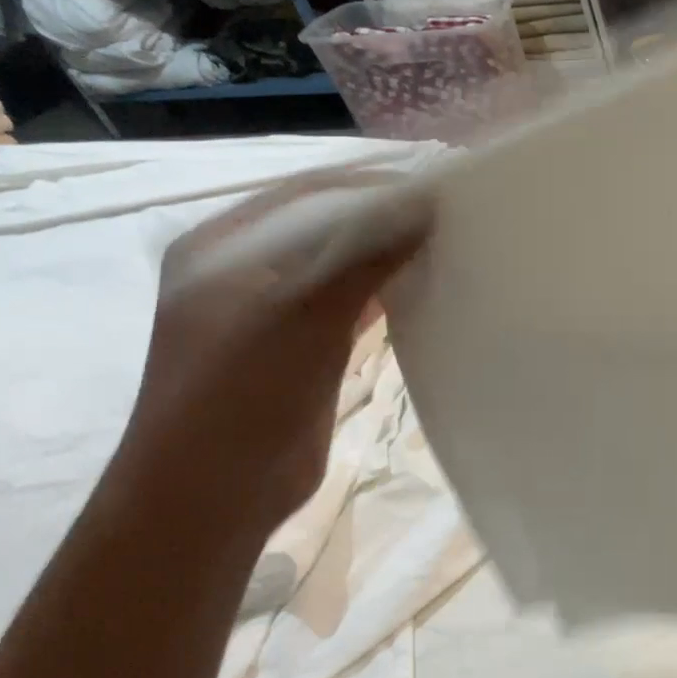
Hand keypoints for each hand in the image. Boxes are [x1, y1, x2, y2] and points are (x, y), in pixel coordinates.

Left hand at [116, 180, 430, 533]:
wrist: (212, 494)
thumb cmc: (242, 397)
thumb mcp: (299, 316)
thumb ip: (360, 255)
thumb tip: (424, 202)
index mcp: (224, 247)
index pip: (312, 192)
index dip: (379, 183)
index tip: (449, 186)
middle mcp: (245, 269)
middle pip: (331, 226)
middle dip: (393, 218)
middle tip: (464, 218)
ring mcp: (274, 312)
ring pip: (347, 266)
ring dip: (397, 257)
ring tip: (460, 250)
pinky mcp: (303, 348)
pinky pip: (355, 305)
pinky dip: (392, 295)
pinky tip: (434, 295)